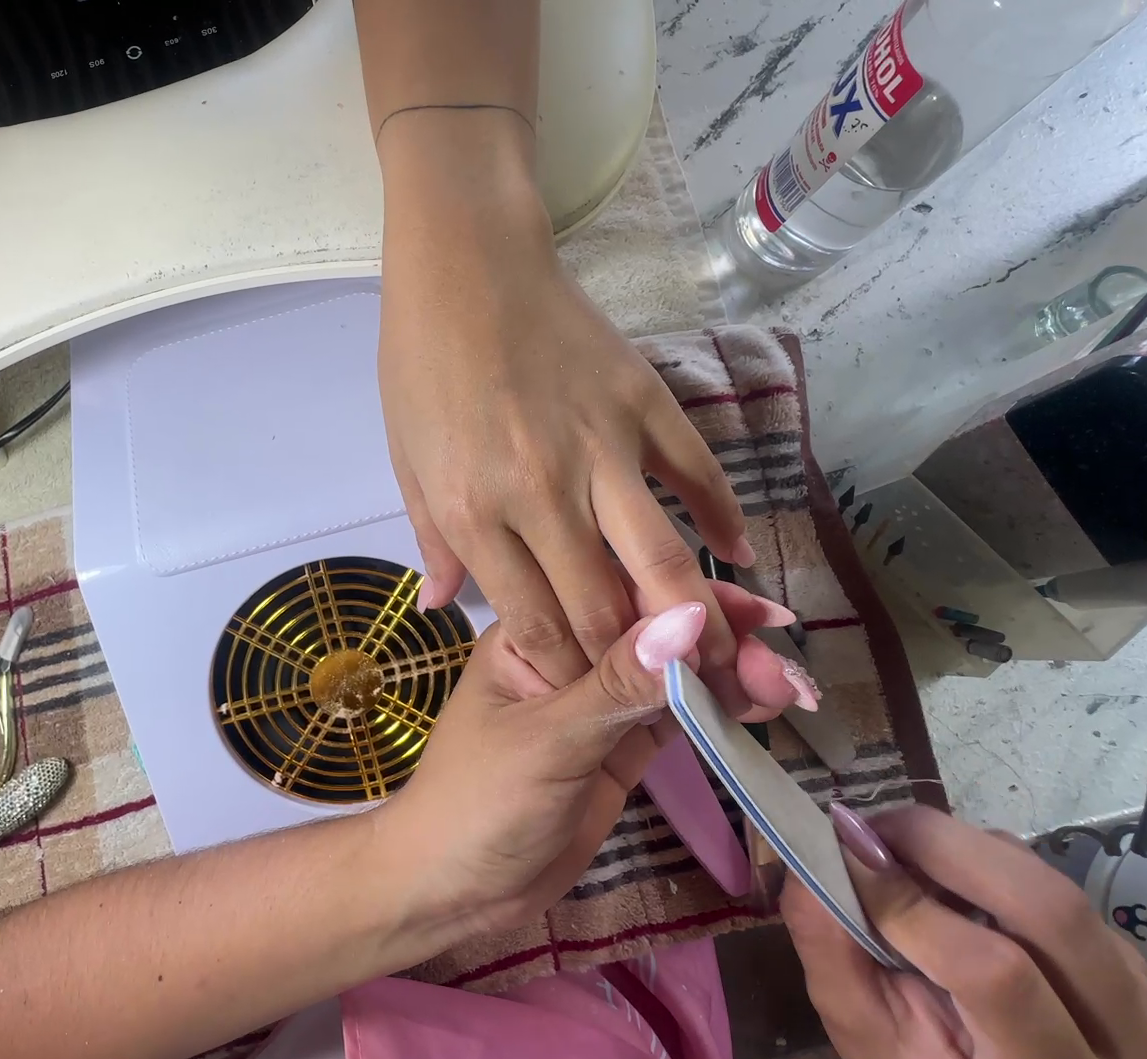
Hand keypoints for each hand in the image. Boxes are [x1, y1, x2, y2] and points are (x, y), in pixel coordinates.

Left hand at [375, 110, 753, 709]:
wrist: (466, 269)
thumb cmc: (422, 371)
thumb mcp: (409, 463)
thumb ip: (435, 542)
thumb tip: (443, 606)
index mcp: (478, 515)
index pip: (537, 625)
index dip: (569, 675)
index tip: (591, 698)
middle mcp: (544, 496)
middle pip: (604, 609)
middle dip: (636, 669)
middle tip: (668, 700)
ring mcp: (604, 450)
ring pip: (664, 561)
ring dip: (700, 622)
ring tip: (726, 659)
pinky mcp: (646, 407)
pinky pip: (700, 475)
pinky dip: (724, 518)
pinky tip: (737, 554)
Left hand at [378, 585, 802, 940]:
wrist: (456, 889)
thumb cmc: (480, 804)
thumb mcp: (548, 741)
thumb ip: (618, 685)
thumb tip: (690, 616)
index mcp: (530, 632)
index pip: (612, 593)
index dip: (684, 597)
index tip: (754, 613)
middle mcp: (564, 655)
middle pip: (651, 631)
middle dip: (718, 640)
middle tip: (782, 668)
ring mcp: (594, 703)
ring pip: (671, 674)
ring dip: (728, 675)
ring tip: (789, 688)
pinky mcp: (616, 747)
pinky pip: (674, 717)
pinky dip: (716, 711)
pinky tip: (759, 705)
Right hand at [783, 804, 1146, 1058]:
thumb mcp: (868, 1043)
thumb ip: (834, 958)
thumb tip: (805, 865)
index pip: (992, 972)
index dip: (904, 901)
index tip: (836, 852)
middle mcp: (1126, 1045)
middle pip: (1046, 906)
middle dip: (938, 844)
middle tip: (863, 832)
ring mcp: (1143, 1001)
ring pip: (1054, 885)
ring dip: (959, 848)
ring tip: (895, 857)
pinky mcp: (1134, 966)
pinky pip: (1058, 887)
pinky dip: (986, 866)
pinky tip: (945, 891)